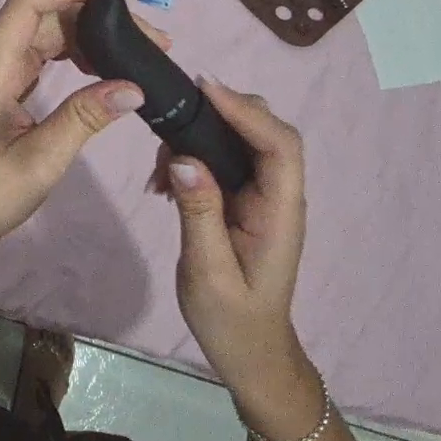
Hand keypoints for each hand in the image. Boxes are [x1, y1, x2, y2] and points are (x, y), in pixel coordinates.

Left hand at [0, 0, 166, 274]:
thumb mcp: (39, 160)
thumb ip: (84, 117)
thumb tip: (133, 86)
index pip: (30, 1)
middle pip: (46, 14)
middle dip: (97, 15)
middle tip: (152, 38)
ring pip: (47, 33)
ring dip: (91, 36)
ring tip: (139, 52)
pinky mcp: (5, 87)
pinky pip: (43, 55)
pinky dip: (76, 55)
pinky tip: (106, 69)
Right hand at [158, 80, 318, 428]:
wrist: (249, 352)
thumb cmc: (231, 321)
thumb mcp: (208, 272)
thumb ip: (199, 212)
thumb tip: (183, 157)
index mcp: (280, 213)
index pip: (279, 146)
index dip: (246, 111)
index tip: (204, 88)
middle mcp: (277, 196)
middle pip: (267, 131)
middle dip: (225, 109)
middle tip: (176, 107)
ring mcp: (261, 197)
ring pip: (243, 140)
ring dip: (202, 133)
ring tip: (160, 156)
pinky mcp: (242, 200)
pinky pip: (224, 159)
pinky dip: (193, 153)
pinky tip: (163, 177)